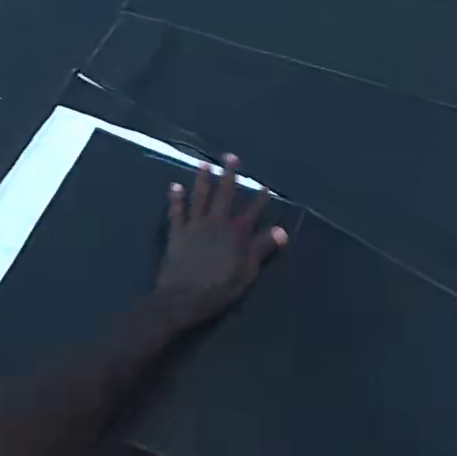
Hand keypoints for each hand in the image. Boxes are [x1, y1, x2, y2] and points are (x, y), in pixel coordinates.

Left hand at [148, 154, 287, 330]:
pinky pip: (176, 211)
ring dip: (203, 179)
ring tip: (205, 163)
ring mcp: (195, 225)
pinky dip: (175, 198)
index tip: (265, 186)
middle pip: (225, 194)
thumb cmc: (219, 289)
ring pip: (200, 196)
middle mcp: (217, 222)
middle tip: (231, 157)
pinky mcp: (177, 232)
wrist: (183, 298)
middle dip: (229, 175)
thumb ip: (262, 249)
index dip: (260, 199)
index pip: (252, 211)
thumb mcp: (247, 272)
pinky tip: (175, 186)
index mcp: (236, 233)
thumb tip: (281, 230)